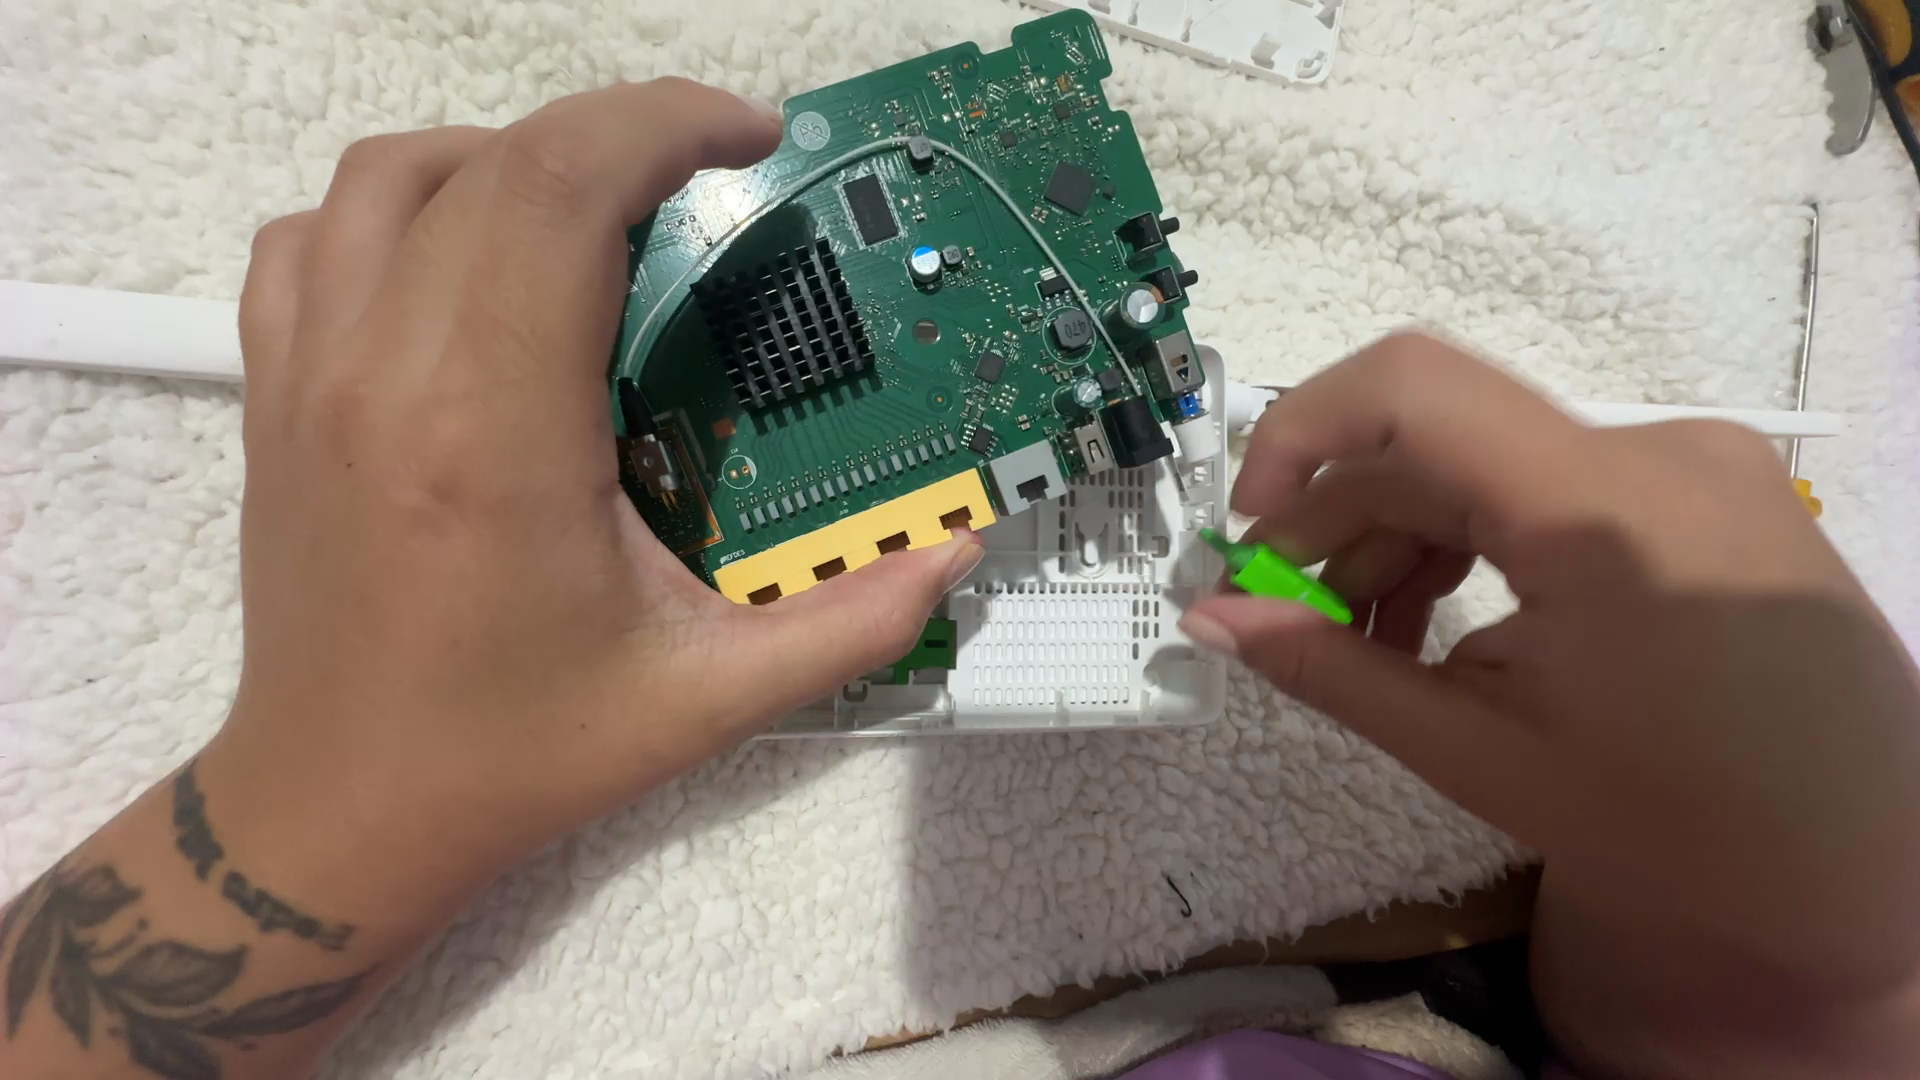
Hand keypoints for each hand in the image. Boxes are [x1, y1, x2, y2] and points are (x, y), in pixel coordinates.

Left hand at [211, 80, 981, 904]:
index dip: (663, 127)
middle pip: (492, 164)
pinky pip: (321, 239)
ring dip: (514, 160)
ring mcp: (310, 380)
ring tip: (610, 210)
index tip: (751, 138)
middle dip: (619, 132)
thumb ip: (853, 626)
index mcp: (498, 437)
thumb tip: (956, 554)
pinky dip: (411, 208)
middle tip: (716, 174)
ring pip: (389, 179)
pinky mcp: (280, 400)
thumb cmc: (529, 752)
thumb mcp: (716, 699)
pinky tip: (484, 266)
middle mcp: (386, 380)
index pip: (560, 194)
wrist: (347, 809)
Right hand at [1180, 333, 1919, 1077]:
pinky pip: (1507, 496)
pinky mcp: (1667, 495)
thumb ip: (1321, 668)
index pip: (1411, 390)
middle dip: (1324, 529)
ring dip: (1377, 553)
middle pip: (1419, 452)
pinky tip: (1418, 631)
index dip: (1296, 434)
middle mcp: (1644, 455)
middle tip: (1273, 612)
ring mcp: (1665, 469)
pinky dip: (1438, 554)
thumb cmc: (1674, 831)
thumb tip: (1203, 619)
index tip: (1248, 522)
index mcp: (1607, 512)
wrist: (1861, 885)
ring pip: (1455, 476)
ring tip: (1352, 645)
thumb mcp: (1470, 751)